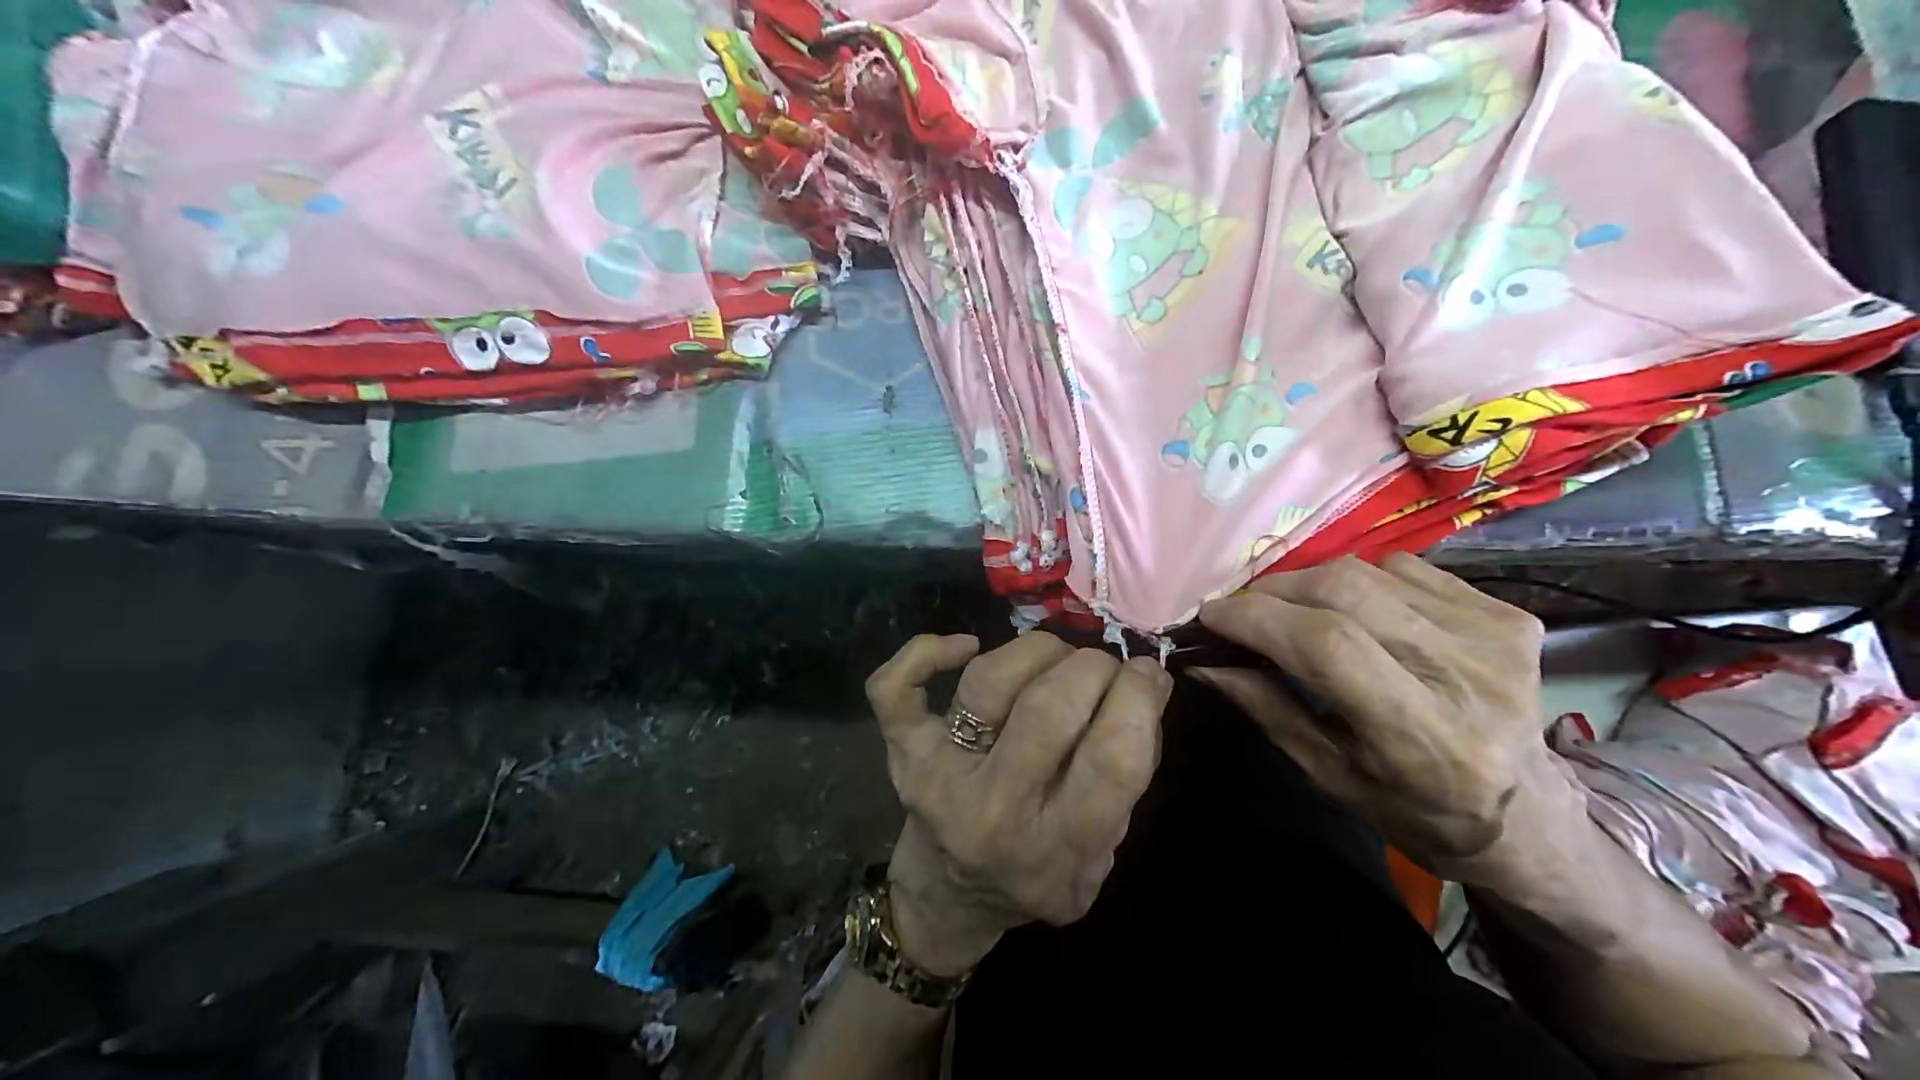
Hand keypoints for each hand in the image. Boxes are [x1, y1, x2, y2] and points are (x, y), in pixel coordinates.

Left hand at [863, 633, 1170, 975]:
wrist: (950, 898)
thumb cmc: (1034, 876)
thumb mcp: (1097, 860)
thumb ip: (1124, 784)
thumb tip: (1143, 688)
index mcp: (1056, 848)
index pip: (1111, 761)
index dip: (1139, 700)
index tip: (1149, 675)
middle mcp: (993, 811)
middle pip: (1048, 709)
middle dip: (1092, 668)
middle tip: (1105, 666)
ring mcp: (938, 777)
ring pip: (987, 681)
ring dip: (1038, 649)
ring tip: (1059, 656)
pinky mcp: (902, 754)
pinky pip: (894, 689)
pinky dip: (923, 653)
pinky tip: (964, 645)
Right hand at [1195, 554, 1560, 882]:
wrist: (1529, 812)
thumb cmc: (1417, 809)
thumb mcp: (1330, 776)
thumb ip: (1268, 710)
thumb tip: (1204, 661)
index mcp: (1425, 739)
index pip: (1328, 646)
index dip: (1258, 619)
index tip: (1210, 615)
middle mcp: (1469, 677)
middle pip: (1345, 593)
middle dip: (1274, 592)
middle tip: (1241, 610)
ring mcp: (1496, 637)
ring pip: (1368, 571)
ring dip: (1309, 584)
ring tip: (1291, 612)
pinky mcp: (1508, 615)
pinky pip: (1404, 568)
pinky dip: (1360, 581)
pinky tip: (1358, 613)